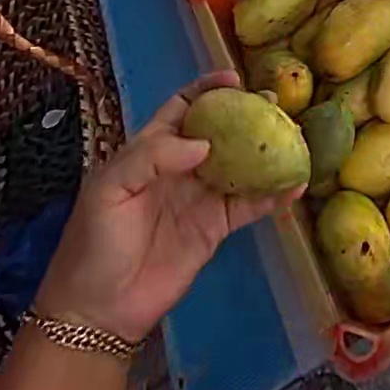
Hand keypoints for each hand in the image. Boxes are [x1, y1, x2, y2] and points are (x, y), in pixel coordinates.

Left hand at [32, 71, 302, 341]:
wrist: (99, 310)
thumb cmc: (94, 241)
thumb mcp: (110, 190)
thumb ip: (152, 158)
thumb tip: (204, 144)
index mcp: (153, 149)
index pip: (183, 107)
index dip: (207, 89)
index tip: (234, 79)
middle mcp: (183, 167)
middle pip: (220, 130)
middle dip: (246, 113)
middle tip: (274, 102)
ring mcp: (202, 196)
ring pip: (241, 164)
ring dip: (265, 150)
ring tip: (293, 136)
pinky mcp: (217, 227)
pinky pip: (250, 205)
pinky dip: (273, 195)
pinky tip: (294, 186)